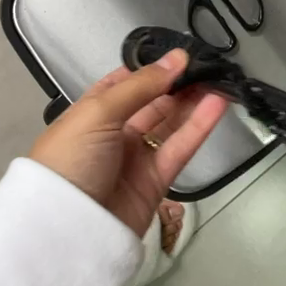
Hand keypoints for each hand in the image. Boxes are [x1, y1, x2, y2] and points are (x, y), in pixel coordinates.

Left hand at [28, 49, 228, 234]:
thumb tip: (176, 57)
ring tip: (220, 79)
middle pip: (153, 102)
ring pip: (171, 123)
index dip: (152, 68)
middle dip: (178, 83)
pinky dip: (199, 126)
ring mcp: (137, 157)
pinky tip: (217, 104)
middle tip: (208, 65)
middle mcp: (115, 131)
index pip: (126, 82)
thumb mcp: (98, 113)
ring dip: (194, 101)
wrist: (65, 231)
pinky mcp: (157, 180)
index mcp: (93, 111)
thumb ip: (141, 86)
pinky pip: (180, 148)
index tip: (181, 54)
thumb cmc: (71, 158)